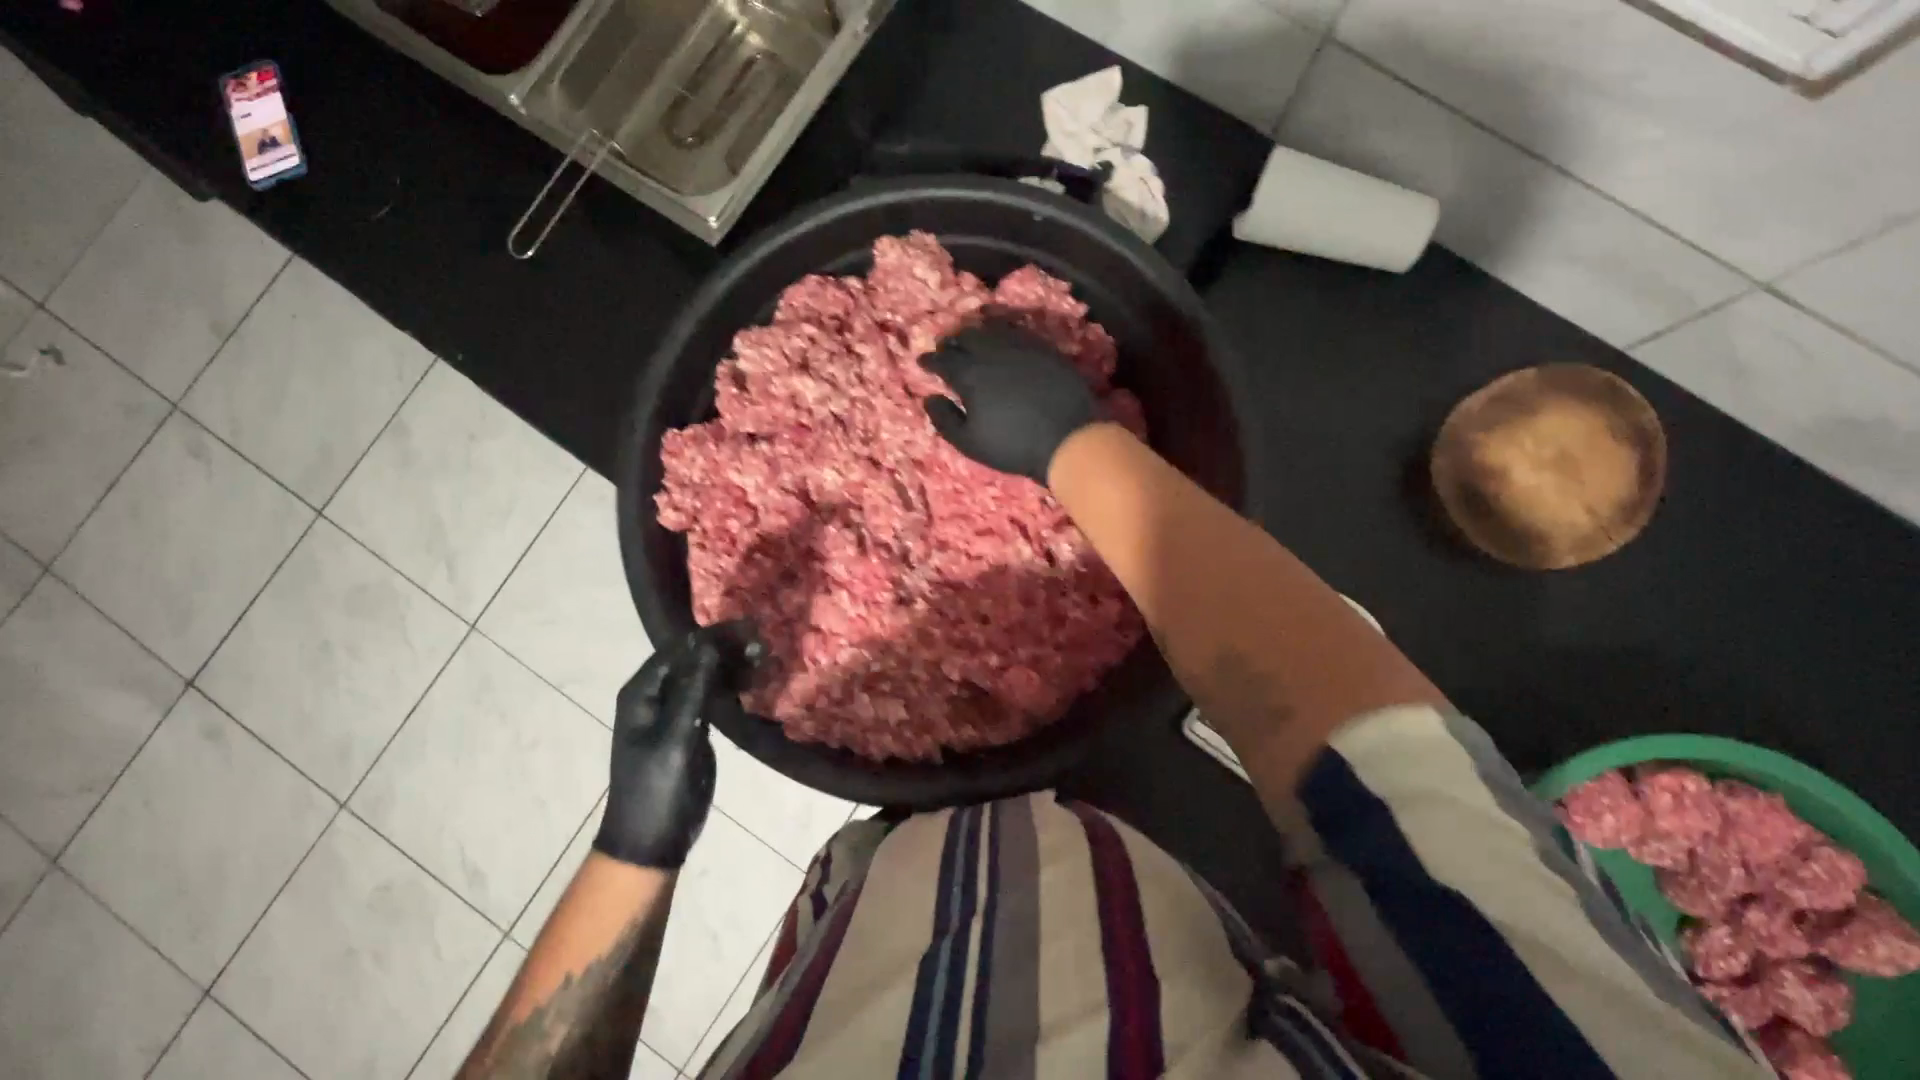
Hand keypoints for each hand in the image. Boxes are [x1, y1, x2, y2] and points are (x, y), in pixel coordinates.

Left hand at [593, 622, 759, 868]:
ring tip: (764, 657)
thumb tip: (709, 646)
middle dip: (726, 648)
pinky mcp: (691, 729)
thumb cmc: (658, 789)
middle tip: (763, 642)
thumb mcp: (675, 739)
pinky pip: (711, 697)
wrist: (652, 840)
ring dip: (731, 665)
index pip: (680, 649)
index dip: (714, 636)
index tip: (750, 627)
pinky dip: (732, 687)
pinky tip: (755, 681)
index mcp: (642, 693)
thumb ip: (692, 691)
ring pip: (705, 676)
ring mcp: (673, 712)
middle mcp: (655, 696)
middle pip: (693, 659)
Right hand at [921, 319, 1101, 483]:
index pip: (942, 360)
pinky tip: (1003, 341)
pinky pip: (1017, 332)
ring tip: (971, 338)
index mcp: (969, 375)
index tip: (922, 362)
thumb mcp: (969, 443)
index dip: (929, 360)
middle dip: (951, 341)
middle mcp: (992, 353)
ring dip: (976, 332)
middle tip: (945, 346)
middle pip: (965, 337)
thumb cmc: (1012, 446)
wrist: (1066, 438)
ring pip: (991, 329)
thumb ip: (944, 420)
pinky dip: (1003, 333)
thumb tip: (930, 398)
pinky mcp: (1044, 349)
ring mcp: (1021, 347)